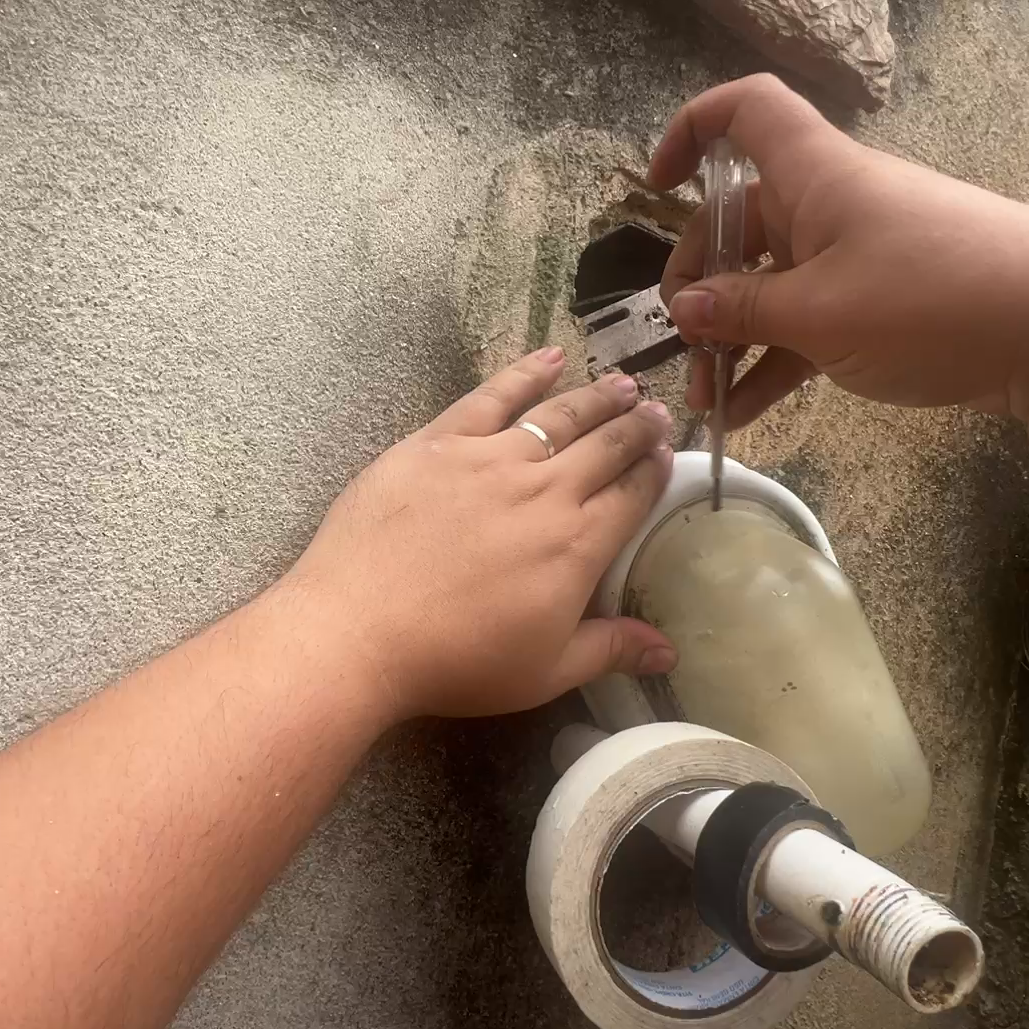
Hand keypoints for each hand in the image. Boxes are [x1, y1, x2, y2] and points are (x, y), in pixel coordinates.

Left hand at [283, 347, 676, 720]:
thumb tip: (668, 651)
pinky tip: (548, 356)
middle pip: (604, 446)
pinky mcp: (438, 443)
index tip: (667, 454)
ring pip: (558, 415)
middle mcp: (543, 490)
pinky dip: (524, 373)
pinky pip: (490, 396)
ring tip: (621, 385)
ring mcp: (488, 459)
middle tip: (657, 411)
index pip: (632, 496)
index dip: (654, 471)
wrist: (359, 629)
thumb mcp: (543, 672)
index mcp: (576, 545)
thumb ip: (609, 651)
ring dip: (596, 397)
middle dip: (638, 427)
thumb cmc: (455, 660)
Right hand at [652, 74, 1028, 424]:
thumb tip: (680, 309)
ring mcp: (844, 259)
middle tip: (684, 346)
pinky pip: (795, 329)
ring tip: (705, 401)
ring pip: (761, 289)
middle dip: (698, 289)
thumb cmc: (932, 299)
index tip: (657, 184)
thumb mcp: (819, 312)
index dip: (693, 129)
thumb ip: (741, 310)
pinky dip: (765, 367)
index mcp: (813, 179)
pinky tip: (739, 415)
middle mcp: (822, 209)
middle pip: (734, 227)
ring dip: (726, 343)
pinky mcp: (863, 306)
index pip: (747, 113)